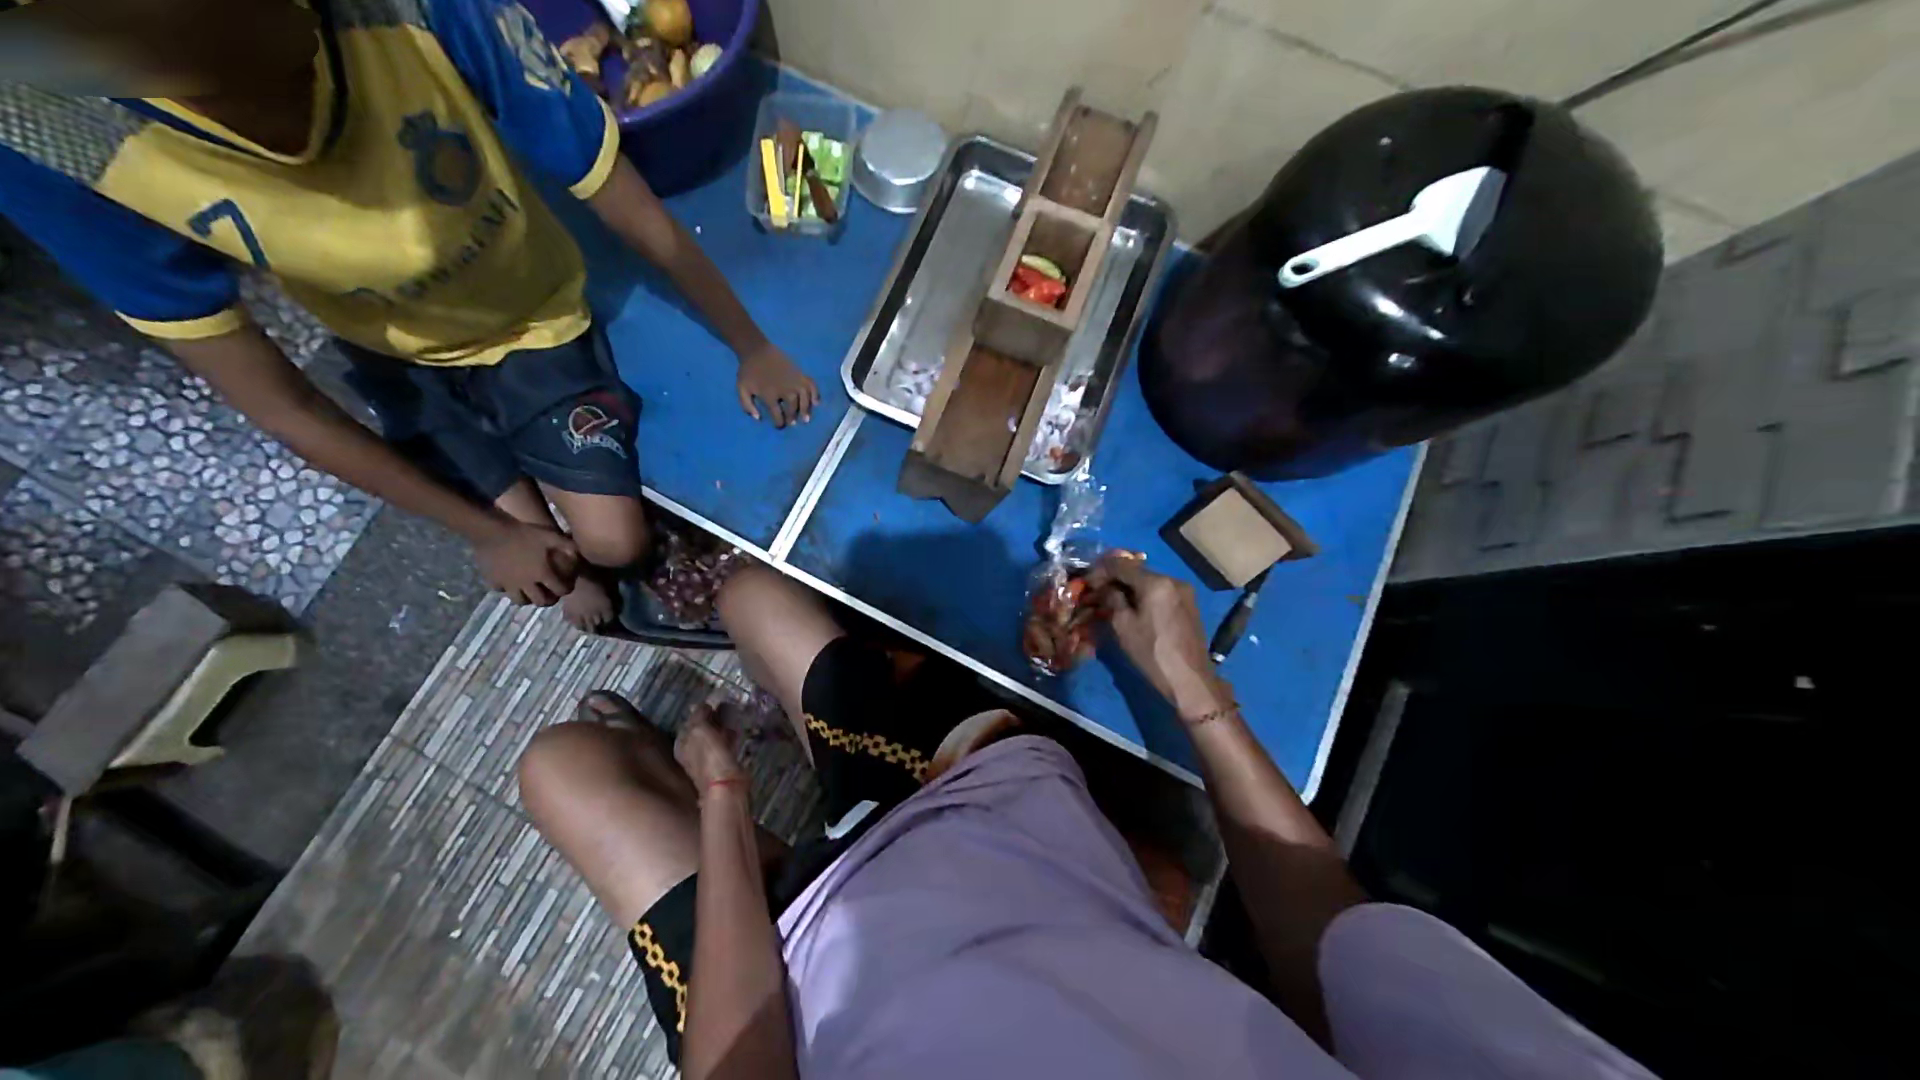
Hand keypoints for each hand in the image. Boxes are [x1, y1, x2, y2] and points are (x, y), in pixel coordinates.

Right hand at [473, 519, 578, 605]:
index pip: (560, 591)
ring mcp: (508, 584)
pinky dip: (507, 589)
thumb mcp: (551, 536)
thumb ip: (568, 546)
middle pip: (540, 601)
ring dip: (527, 598)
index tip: (567, 586)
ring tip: (530, 591)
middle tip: (550, 593)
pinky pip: (501, 591)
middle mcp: (527, 584)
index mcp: (543, 574)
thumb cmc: (525, 533)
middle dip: (548, 599)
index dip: (566, 589)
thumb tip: (581, 552)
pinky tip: (510, 581)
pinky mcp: (493, 581)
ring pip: (520, 601)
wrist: (493, 531)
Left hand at [676, 702, 747, 794]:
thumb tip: (703, 705)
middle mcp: (690, 752)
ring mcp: (706, 759)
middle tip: (726, 707)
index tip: (714, 703)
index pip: (689, 722)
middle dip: (712, 718)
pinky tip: (736, 732)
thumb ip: (699, 716)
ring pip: (713, 737)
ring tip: (733, 716)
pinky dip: (728, 737)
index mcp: (682, 744)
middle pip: (701, 729)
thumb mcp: (700, 730)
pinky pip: (723, 745)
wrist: (726, 785)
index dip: (700, 712)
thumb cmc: (709, 756)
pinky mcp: (722, 764)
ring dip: (722, 726)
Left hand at [736, 343, 818, 427]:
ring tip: (805, 418)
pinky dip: (816, 395)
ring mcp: (795, 381)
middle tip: (792, 422)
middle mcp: (785, 390)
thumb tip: (758, 418)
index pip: (778, 415)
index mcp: (770, 396)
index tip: (779, 425)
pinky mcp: (800, 374)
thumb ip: (747, 406)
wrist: (757, 349)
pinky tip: (816, 402)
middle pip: (793, 409)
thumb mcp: (741, 389)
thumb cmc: (748, 370)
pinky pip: (812, 386)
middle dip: (792, 418)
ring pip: (804, 400)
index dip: (779, 423)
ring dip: (806, 410)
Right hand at [1089, 552, 1232, 723]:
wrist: (1190, 679)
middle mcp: (1173, 580)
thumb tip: (1106, 588)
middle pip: (1138, 572)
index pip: (1122, 565)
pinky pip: (1162, 593)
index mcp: (1156, 582)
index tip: (1087, 581)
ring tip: (1114, 602)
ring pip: (1150, 582)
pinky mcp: (1190, 605)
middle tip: (1098, 592)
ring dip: (1131, 588)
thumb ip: (1112, 599)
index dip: (1101, 570)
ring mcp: (1185, 592)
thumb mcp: (1123, 626)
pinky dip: (1146, 596)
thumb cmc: (1152, 652)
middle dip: (1116, 579)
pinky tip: (1135, 609)